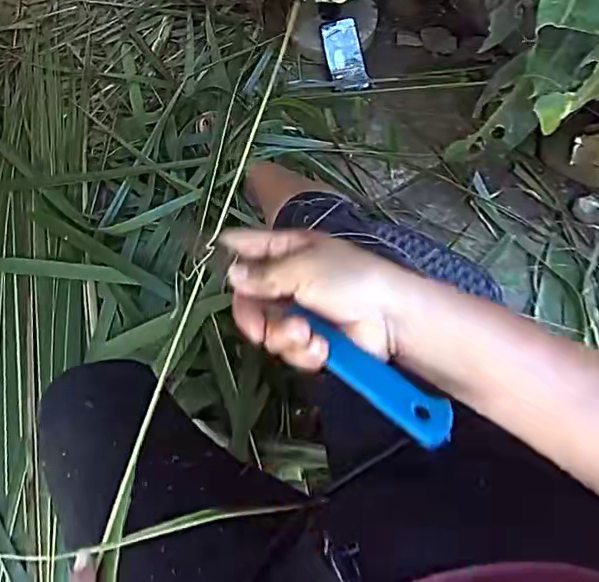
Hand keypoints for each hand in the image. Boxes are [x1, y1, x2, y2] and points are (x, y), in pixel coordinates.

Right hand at [219, 228, 423, 371]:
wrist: (392, 319)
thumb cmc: (350, 278)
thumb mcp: (303, 267)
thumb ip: (264, 274)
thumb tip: (231, 275)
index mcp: (287, 249)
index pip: (247, 246)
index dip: (227, 254)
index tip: (206, 261)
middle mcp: (288, 278)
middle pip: (249, 298)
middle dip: (255, 316)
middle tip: (260, 328)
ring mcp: (300, 310)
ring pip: (268, 328)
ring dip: (285, 336)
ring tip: (307, 334)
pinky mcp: (313, 340)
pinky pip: (290, 349)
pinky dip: (303, 351)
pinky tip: (321, 348)